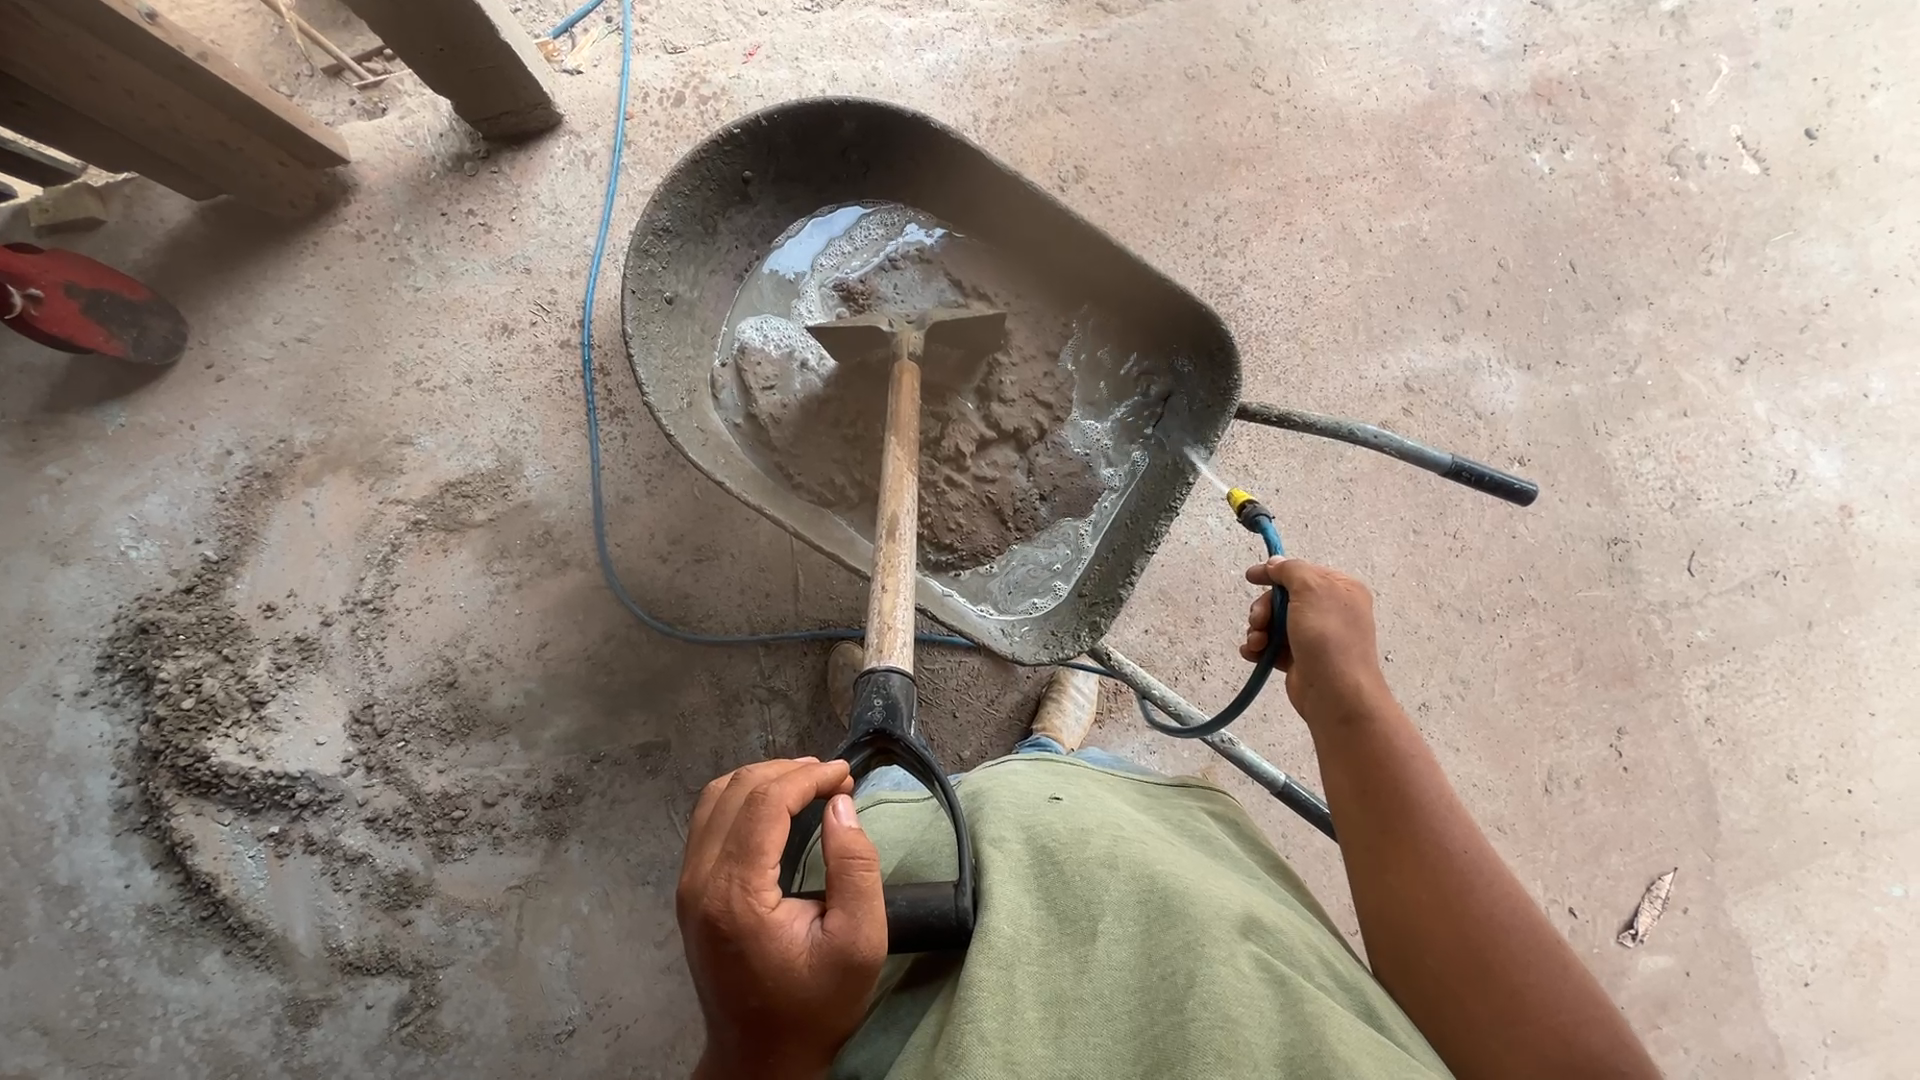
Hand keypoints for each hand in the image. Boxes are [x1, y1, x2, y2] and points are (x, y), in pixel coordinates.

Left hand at [677, 758, 886, 1079]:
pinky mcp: (690, 891)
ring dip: (764, 779)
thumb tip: (840, 806)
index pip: (765, 801)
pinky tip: (778, 805)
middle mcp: (700, 881)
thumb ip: (856, 868)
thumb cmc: (815, 1006)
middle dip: (790, 771)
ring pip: (716, 796)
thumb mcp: (860, 943)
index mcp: (737, 894)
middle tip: (834, 779)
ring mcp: (688, 886)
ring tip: (809, 784)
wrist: (761, 1060)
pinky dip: (745, 797)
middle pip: (738, 789)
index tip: (847, 775)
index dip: (809, 776)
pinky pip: (709, 819)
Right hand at [1242, 556, 1393, 729]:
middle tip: (1258, 621)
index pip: (1301, 572)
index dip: (1275, 573)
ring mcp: (1315, 636)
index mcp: (1340, 589)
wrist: (1335, 693)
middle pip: (1282, 598)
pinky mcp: (1300, 659)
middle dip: (1264, 609)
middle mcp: (1329, 610)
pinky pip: (1272, 645)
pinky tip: (1252, 653)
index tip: (1251, 577)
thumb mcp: (1311, 589)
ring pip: (1274, 622)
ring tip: (1256, 643)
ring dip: (1258, 630)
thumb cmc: (1327, 636)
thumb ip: (1291, 570)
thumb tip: (1275, 563)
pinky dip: (1259, 647)